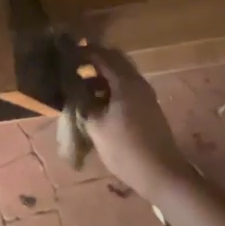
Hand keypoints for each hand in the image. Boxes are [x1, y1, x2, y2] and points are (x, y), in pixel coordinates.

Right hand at [84, 46, 194, 192]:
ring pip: (121, 74)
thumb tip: (71, 87)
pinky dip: (110, 87)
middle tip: (72, 66)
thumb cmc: (124, 148)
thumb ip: (82, 102)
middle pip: (115, 60)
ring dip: (101, 75)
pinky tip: (96, 101)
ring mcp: (145, 95)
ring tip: (80, 85)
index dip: (82, 52)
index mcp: (125, 83)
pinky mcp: (147, 107)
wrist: (160, 173)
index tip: (64, 54)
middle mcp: (138, 83)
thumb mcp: (95, 126)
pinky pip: (126, 87)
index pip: (102, 56)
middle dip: (94, 60)